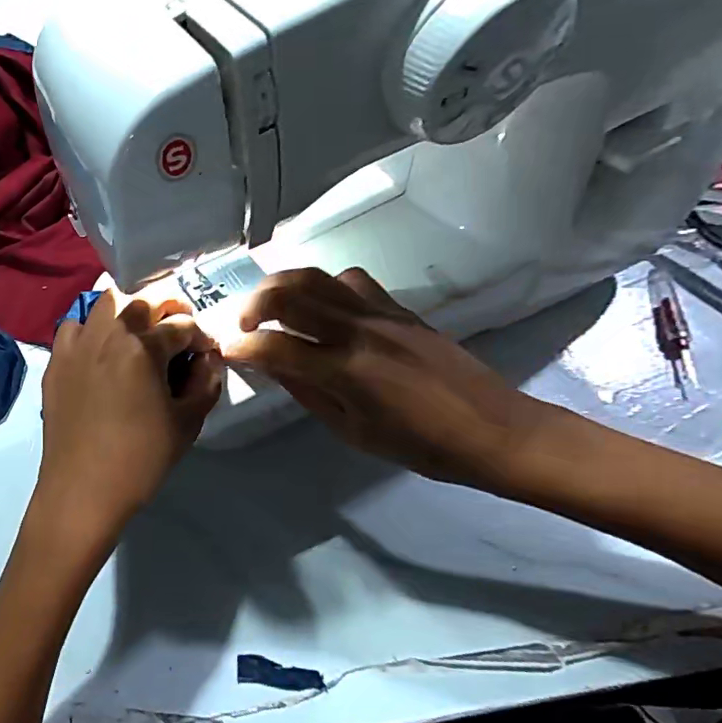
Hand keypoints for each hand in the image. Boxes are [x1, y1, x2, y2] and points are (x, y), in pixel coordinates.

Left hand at [35, 293, 224, 544]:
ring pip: (105, 303)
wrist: (82, 489)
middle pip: (142, 300)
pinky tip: (100, 351)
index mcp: (142, 347)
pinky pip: (74, 327)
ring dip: (127, 310)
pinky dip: (91, 329)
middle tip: (177, 332)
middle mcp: (107, 333)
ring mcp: (76, 344)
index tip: (206, 352)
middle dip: (167, 309)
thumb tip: (208, 358)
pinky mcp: (56, 361)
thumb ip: (205, 383)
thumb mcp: (187, 423)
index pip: (182, 325)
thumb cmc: (140, 458)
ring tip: (138, 334)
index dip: (201, 336)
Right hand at [225, 267, 578, 495]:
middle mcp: (358, 331)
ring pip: (317, 276)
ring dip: (283, 285)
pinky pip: (351, 280)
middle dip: (252, 305)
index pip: (275, 346)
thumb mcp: (354, 432)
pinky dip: (324, 286)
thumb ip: (308, 394)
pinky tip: (324, 307)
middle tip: (243, 324)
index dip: (242, 347)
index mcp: (345, 371)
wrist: (494, 430)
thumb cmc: (421, 446)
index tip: (227, 351)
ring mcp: (381, 312)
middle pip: (288, 294)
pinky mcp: (400, 308)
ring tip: (272, 306)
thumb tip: (273, 367)